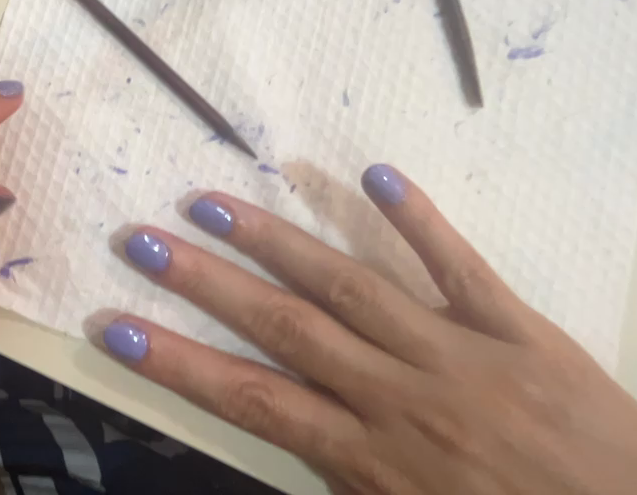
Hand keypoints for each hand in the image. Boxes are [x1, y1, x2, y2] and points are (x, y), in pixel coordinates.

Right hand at [97, 165, 636, 494]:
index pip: (249, 400)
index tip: (114, 327)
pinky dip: (418, 220)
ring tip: (211, 201)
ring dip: (275, 240)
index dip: (176, 363)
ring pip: (349, 284)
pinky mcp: (522, 331)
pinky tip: (373, 172)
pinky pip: (462, 268)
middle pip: (282, 327)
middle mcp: (401, 396)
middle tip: (141, 238)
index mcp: (373, 459)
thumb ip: (344, 484)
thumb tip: (279, 427)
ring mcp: (461, 353)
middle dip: (203, 283)